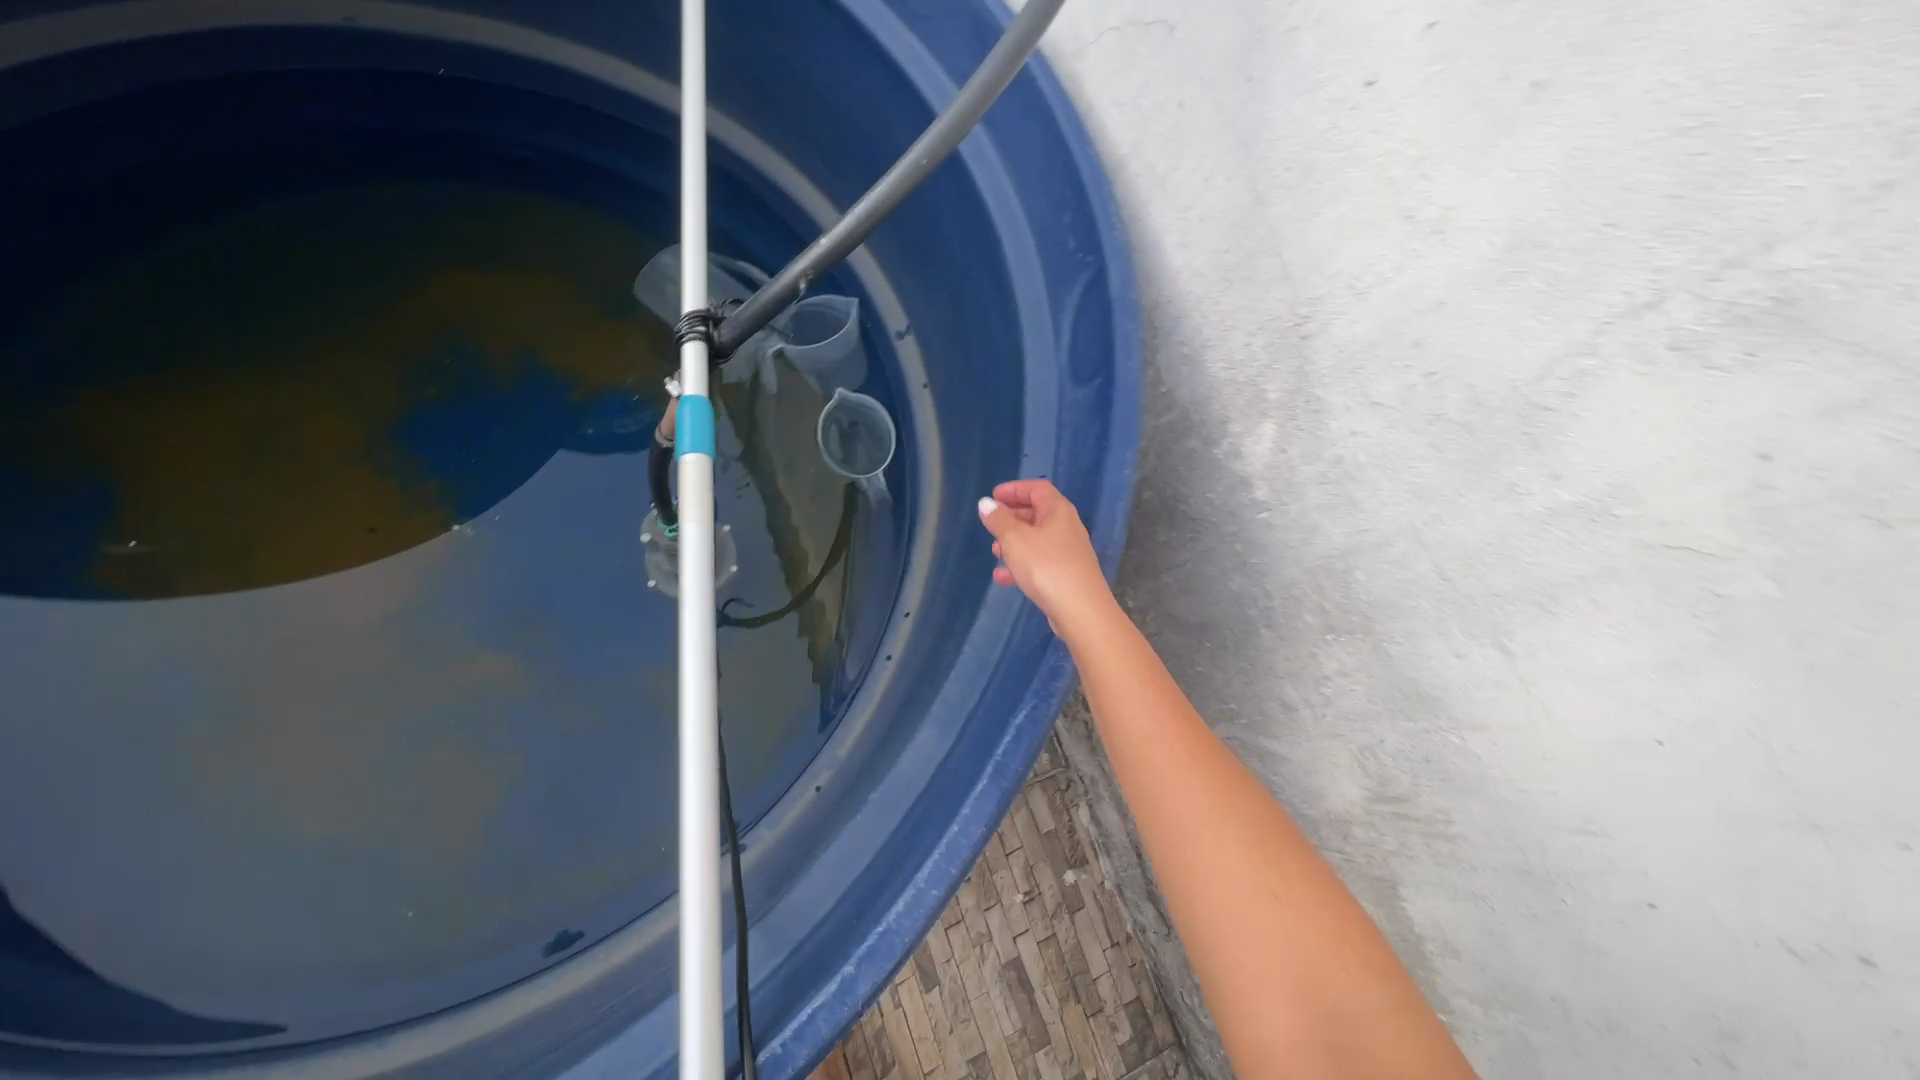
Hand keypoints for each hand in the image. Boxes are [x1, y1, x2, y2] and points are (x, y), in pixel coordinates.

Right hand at [977, 479, 1114, 632]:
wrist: (1080, 610)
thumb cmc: (1046, 566)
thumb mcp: (1015, 539)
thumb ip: (999, 520)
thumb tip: (986, 504)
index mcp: (1058, 511)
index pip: (1037, 488)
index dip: (1014, 489)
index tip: (993, 496)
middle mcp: (1066, 527)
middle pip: (1037, 513)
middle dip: (1012, 517)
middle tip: (991, 523)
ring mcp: (1068, 552)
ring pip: (1036, 540)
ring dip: (1014, 542)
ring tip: (994, 551)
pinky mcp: (1066, 575)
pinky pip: (1039, 562)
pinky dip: (1021, 564)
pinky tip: (1003, 577)